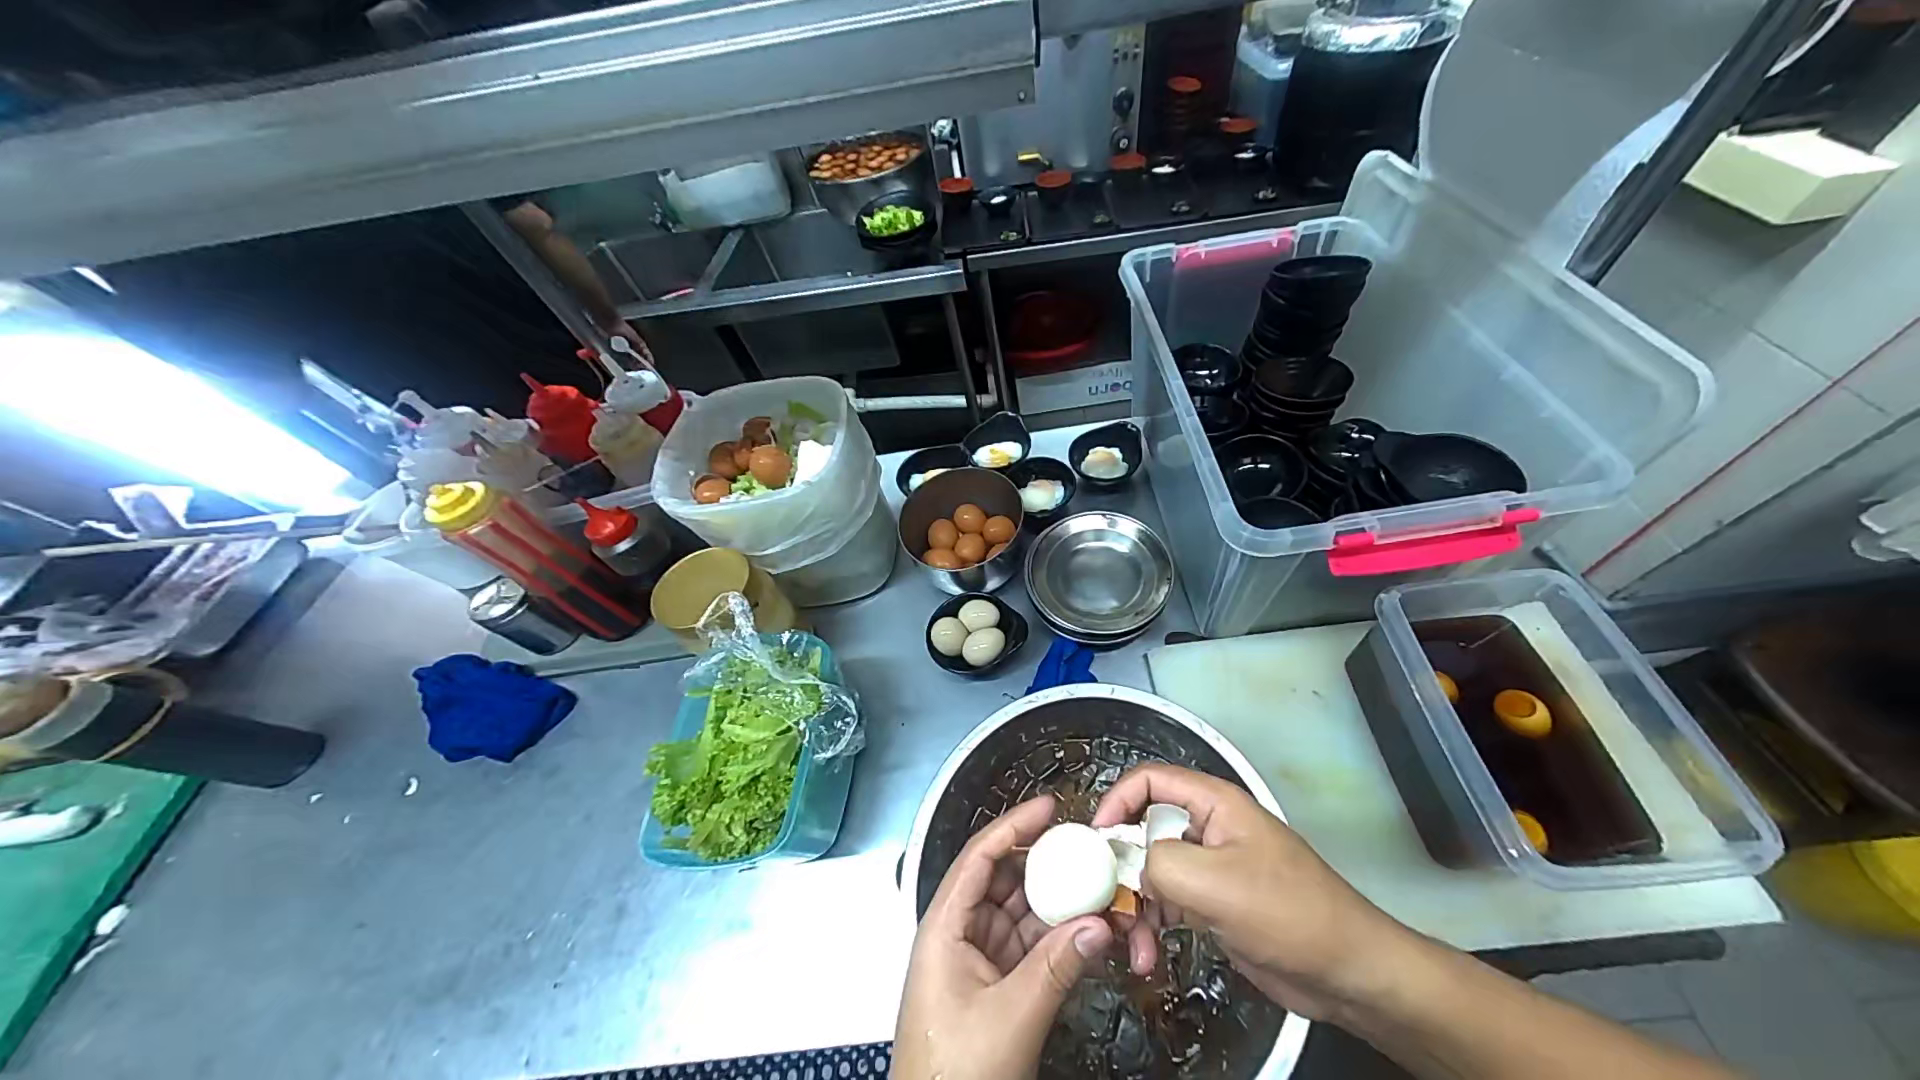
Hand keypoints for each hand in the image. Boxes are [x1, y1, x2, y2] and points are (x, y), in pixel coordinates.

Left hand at [894, 795, 1115, 1079]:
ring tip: (1093, 889)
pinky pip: (1028, 946)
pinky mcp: (994, 984)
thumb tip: (1097, 926)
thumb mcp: (1009, 1017)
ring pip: (1020, 913)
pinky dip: (1056, 937)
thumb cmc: (950, 1075)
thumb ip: (1056, 968)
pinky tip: (1084, 931)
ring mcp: (978, 959)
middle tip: (1083, 852)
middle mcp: (959, 933)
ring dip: (1055, 903)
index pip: (979, 857)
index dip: (1013, 827)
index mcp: (945, 926)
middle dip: (1044, 865)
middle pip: (1003, 880)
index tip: (1047, 809)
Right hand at [1092, 764, 1419, 1022]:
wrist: (1349, 974)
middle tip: (1104, 900)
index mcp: (1213, 804)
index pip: (1149, 781)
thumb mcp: (1213, 882)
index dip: (1116, 800)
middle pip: (1143, 830)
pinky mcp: (1213, 903)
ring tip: (1130, 944)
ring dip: (1135, 906)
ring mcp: (1210, 867)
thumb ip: (1159, 862)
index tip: (1096, 838)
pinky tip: (1147, 956)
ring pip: (1152, 872)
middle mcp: (1208, 827)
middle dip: (1121, 867)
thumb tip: (1135, 867)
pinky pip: (1168, 903)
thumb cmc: (1287, 914)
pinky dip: (1153, 926)